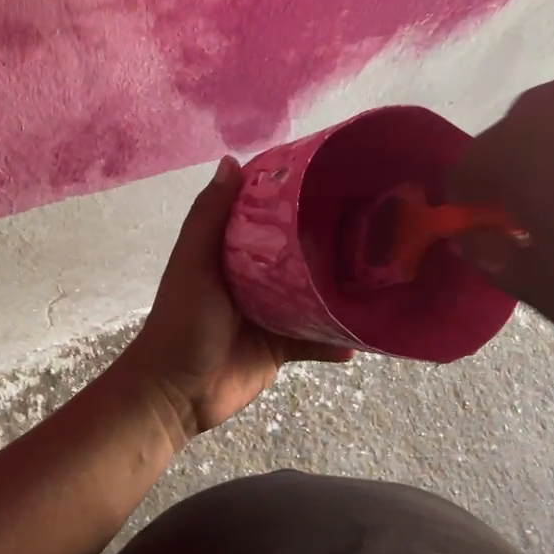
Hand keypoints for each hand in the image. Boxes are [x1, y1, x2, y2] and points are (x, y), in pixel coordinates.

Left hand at [111, 156, 352, 447]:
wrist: (177, 394)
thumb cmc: (182, 322)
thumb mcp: (193, 263)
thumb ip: (211, 217)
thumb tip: (232, 160)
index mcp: (230, 251)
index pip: (265, 215)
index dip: (291, 197)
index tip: (330, 176)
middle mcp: (253, 277)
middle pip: (296, 254)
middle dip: (327, 244)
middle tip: (371, 228)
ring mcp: (269, 313)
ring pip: (311, 296)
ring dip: (337, 292)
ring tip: (376, 278)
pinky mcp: (280, 348)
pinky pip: (315, 340)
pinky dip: (336, 339)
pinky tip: (364, 335)